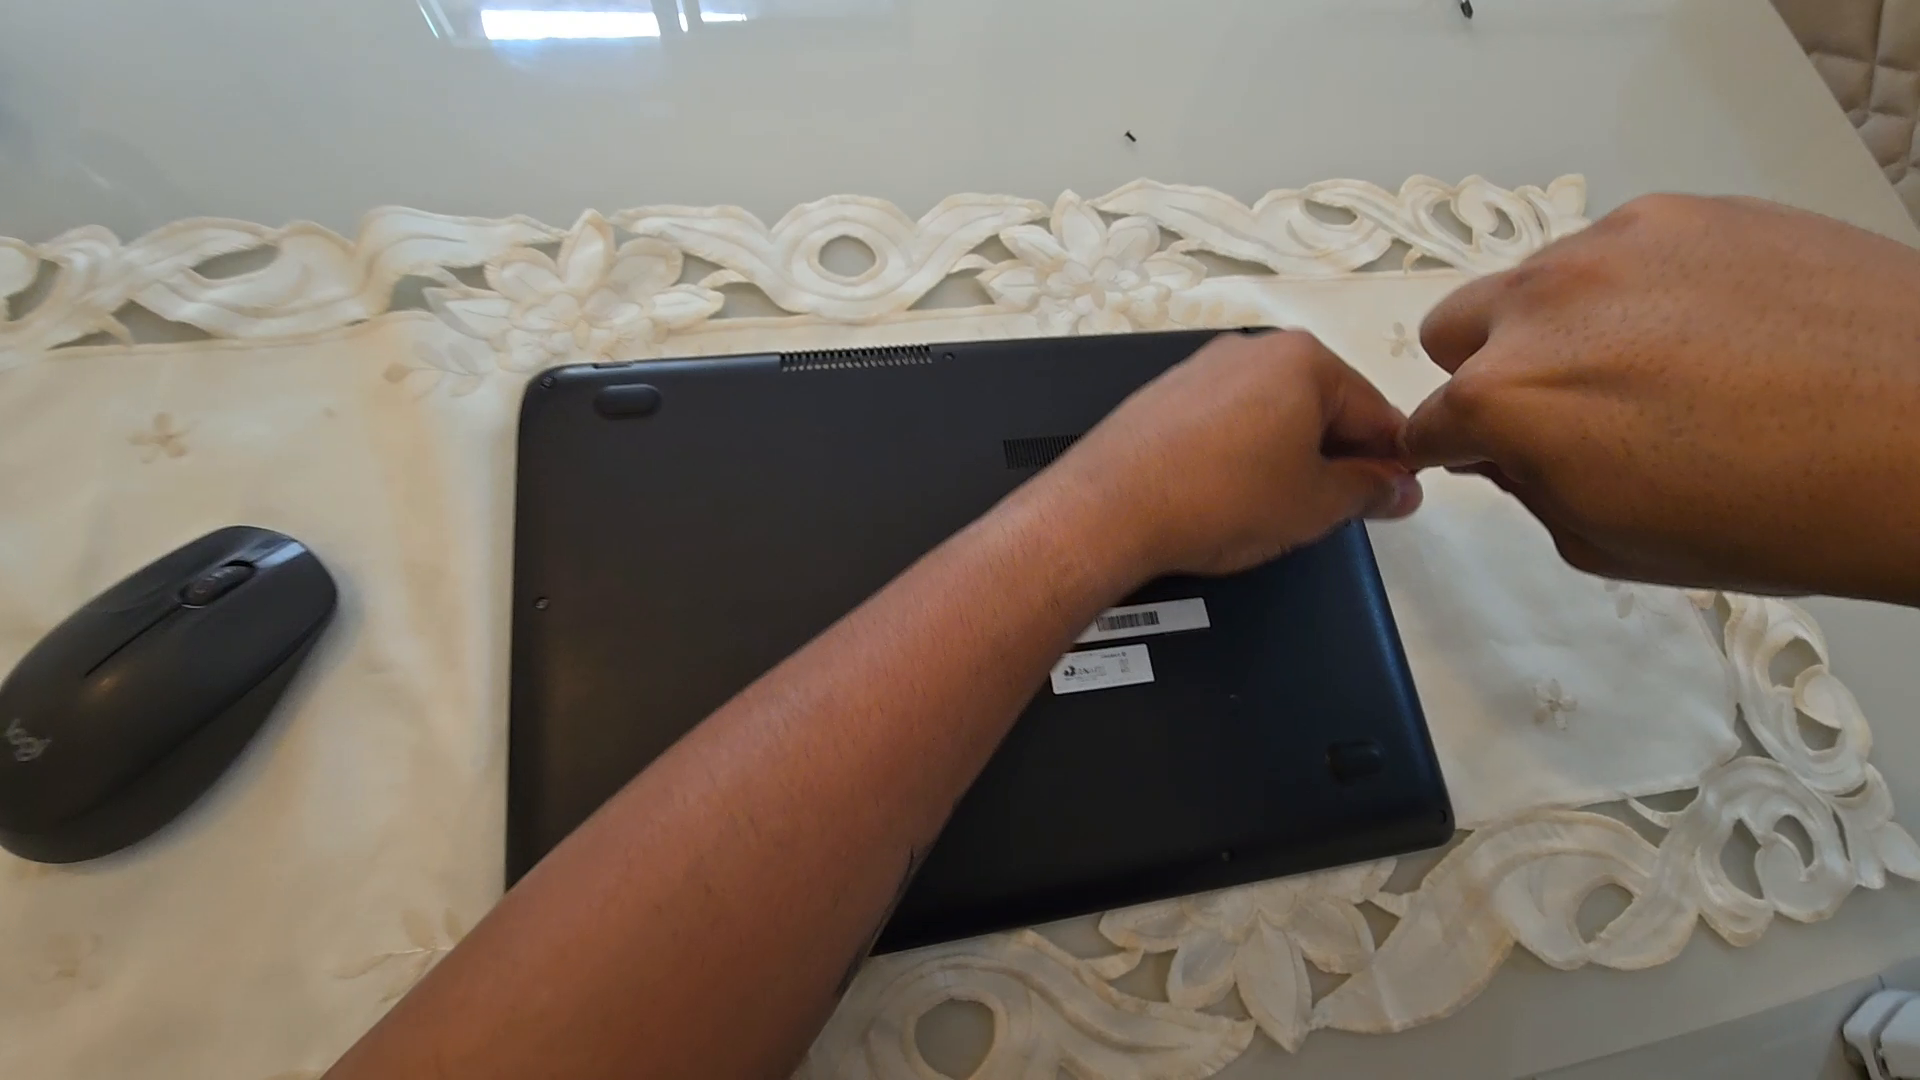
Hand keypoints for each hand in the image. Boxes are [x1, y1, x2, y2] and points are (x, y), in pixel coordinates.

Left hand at [1040, 330, 1421, 577]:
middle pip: (1319, 408)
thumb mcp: (1313, 504)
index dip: (1390, 463)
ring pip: (1267, 416)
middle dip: (1331, 459)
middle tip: (1325, 511)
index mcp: (1302, 360)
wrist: (1107, 510)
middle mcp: (1248, 351)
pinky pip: (1220, 424)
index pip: (1375, 413)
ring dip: (1282, 458)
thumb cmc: (1220, 501)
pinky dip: (1234, 455)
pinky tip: (1220, 493)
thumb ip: (1368, 490)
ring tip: (1266, 508)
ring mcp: (1197, 371)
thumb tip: (1398, 486)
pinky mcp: (1159, 398)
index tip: (1390, 499)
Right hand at [1401, 194, 1919, 601]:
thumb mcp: (1595, 540)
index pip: (1420, 425)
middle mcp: (1537, 309)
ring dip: (1552, 325)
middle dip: (1477, 370)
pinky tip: (1696, 324)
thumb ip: (1517, 487)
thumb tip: (1500, 449)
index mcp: (1500, 398)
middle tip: (1551, 401)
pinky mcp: (1688, 213)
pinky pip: (1612, 250)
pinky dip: (1627, 288)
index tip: (1485, 456)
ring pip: (1527, 285)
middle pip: (1447, 331)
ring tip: (1644, 361)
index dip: (1450, 451)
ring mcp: (1612, 249)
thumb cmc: (1771, 513)